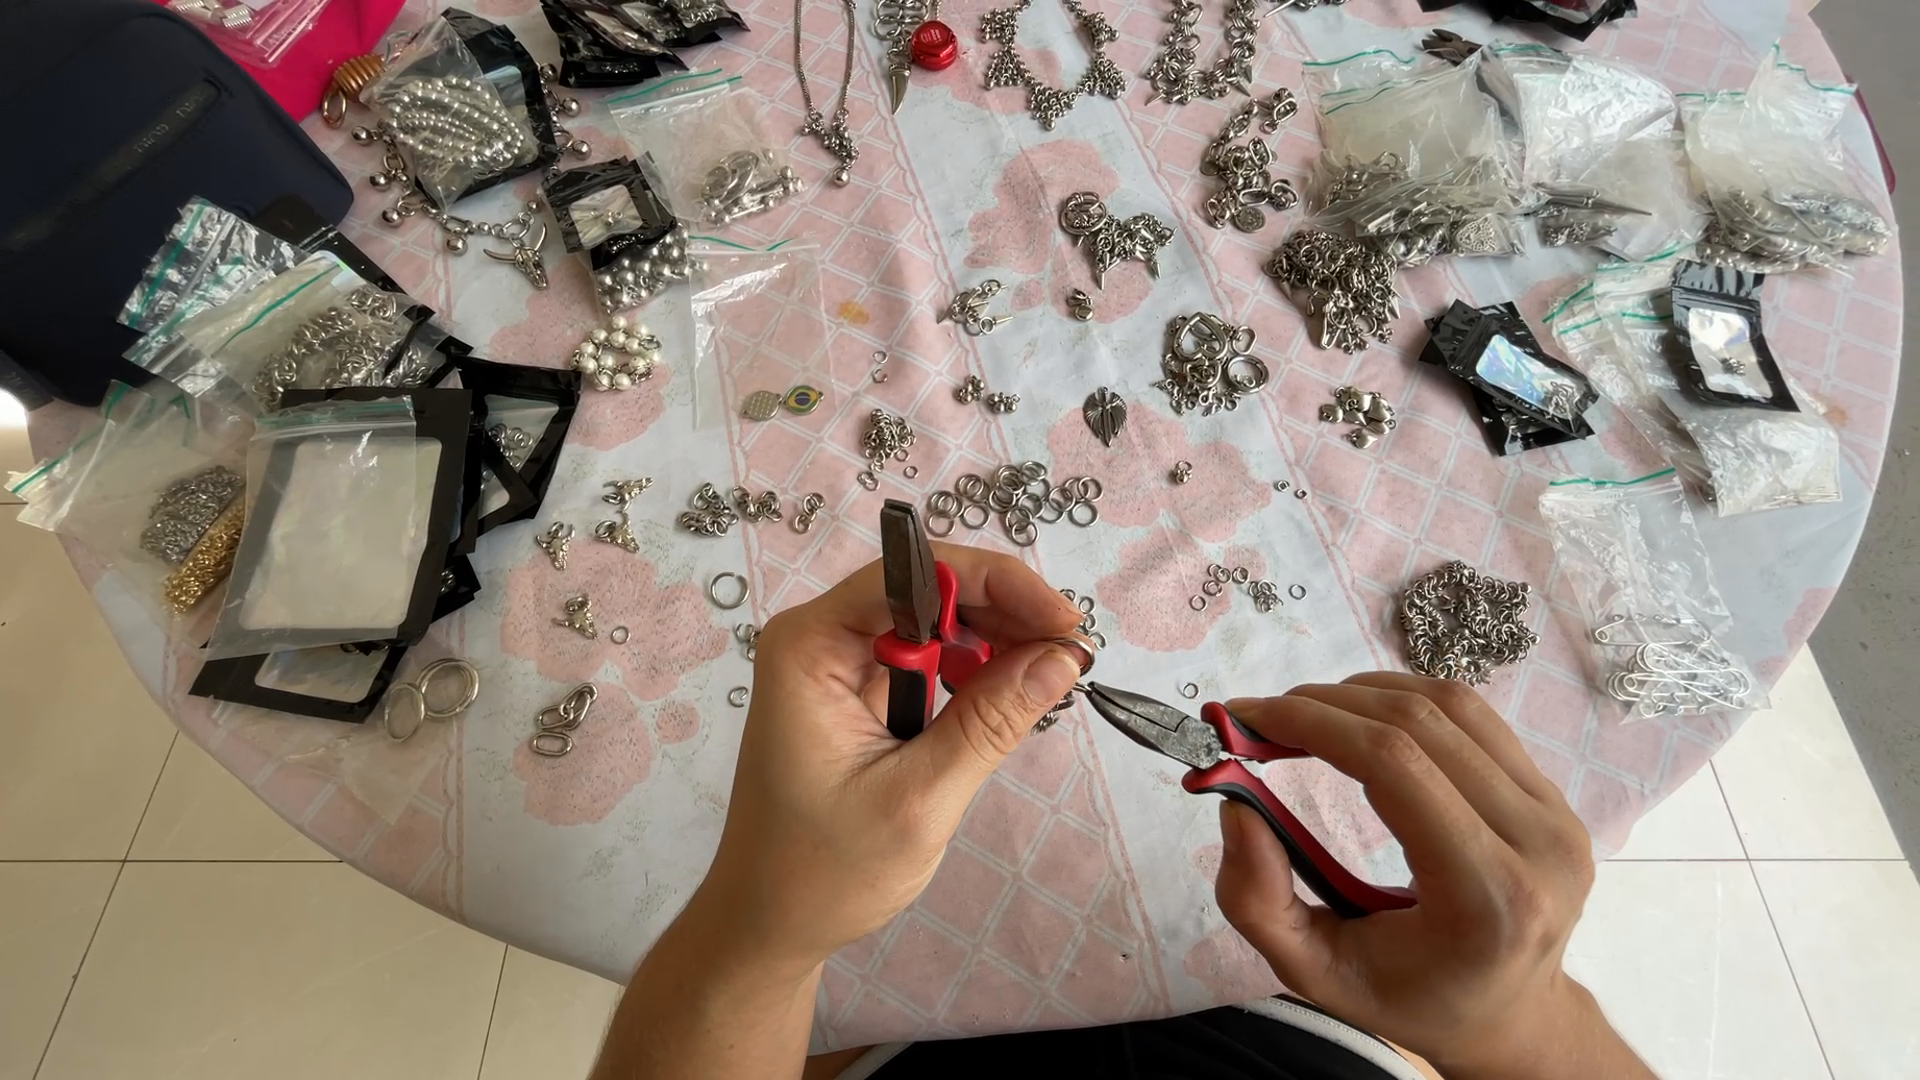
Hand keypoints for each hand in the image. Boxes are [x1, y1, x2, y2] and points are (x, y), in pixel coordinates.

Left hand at [695, 544, 1086, 969]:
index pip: (914, 576)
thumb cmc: (824, 872)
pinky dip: (974, 667)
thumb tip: (1063, 658)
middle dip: (1003, 612)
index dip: (996, 584)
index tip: (1062, 623)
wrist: (769, 922)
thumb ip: (991, 722)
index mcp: (812, 645)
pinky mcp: (858, 687)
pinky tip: (1009, 691)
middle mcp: (822, 635)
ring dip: (995, 638)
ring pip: (935, 618)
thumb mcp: (919, 798)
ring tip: (1049, 673)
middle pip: (928, 589)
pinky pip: (927, 654)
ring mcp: (839, 660)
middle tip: (1069, 654)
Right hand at [1213, 674, 1642, 1078]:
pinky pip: (1468, 712)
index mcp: (1485, 895)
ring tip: (1303, 716)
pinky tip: (1357, 716)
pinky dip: (1397, 696)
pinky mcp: (1552, 792)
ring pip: (1443, 703)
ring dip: (1356, 692)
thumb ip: (1256, 901)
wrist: (1507, 1015)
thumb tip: (1236, 805)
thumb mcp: (1311, 971)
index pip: (1392, 763)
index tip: (1244, 719)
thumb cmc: (1405, 996)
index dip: (1310, 722)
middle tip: (1258, 719)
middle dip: (1319, 703)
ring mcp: (1555, 811)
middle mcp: (1537, 843)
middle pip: (1415, 723)